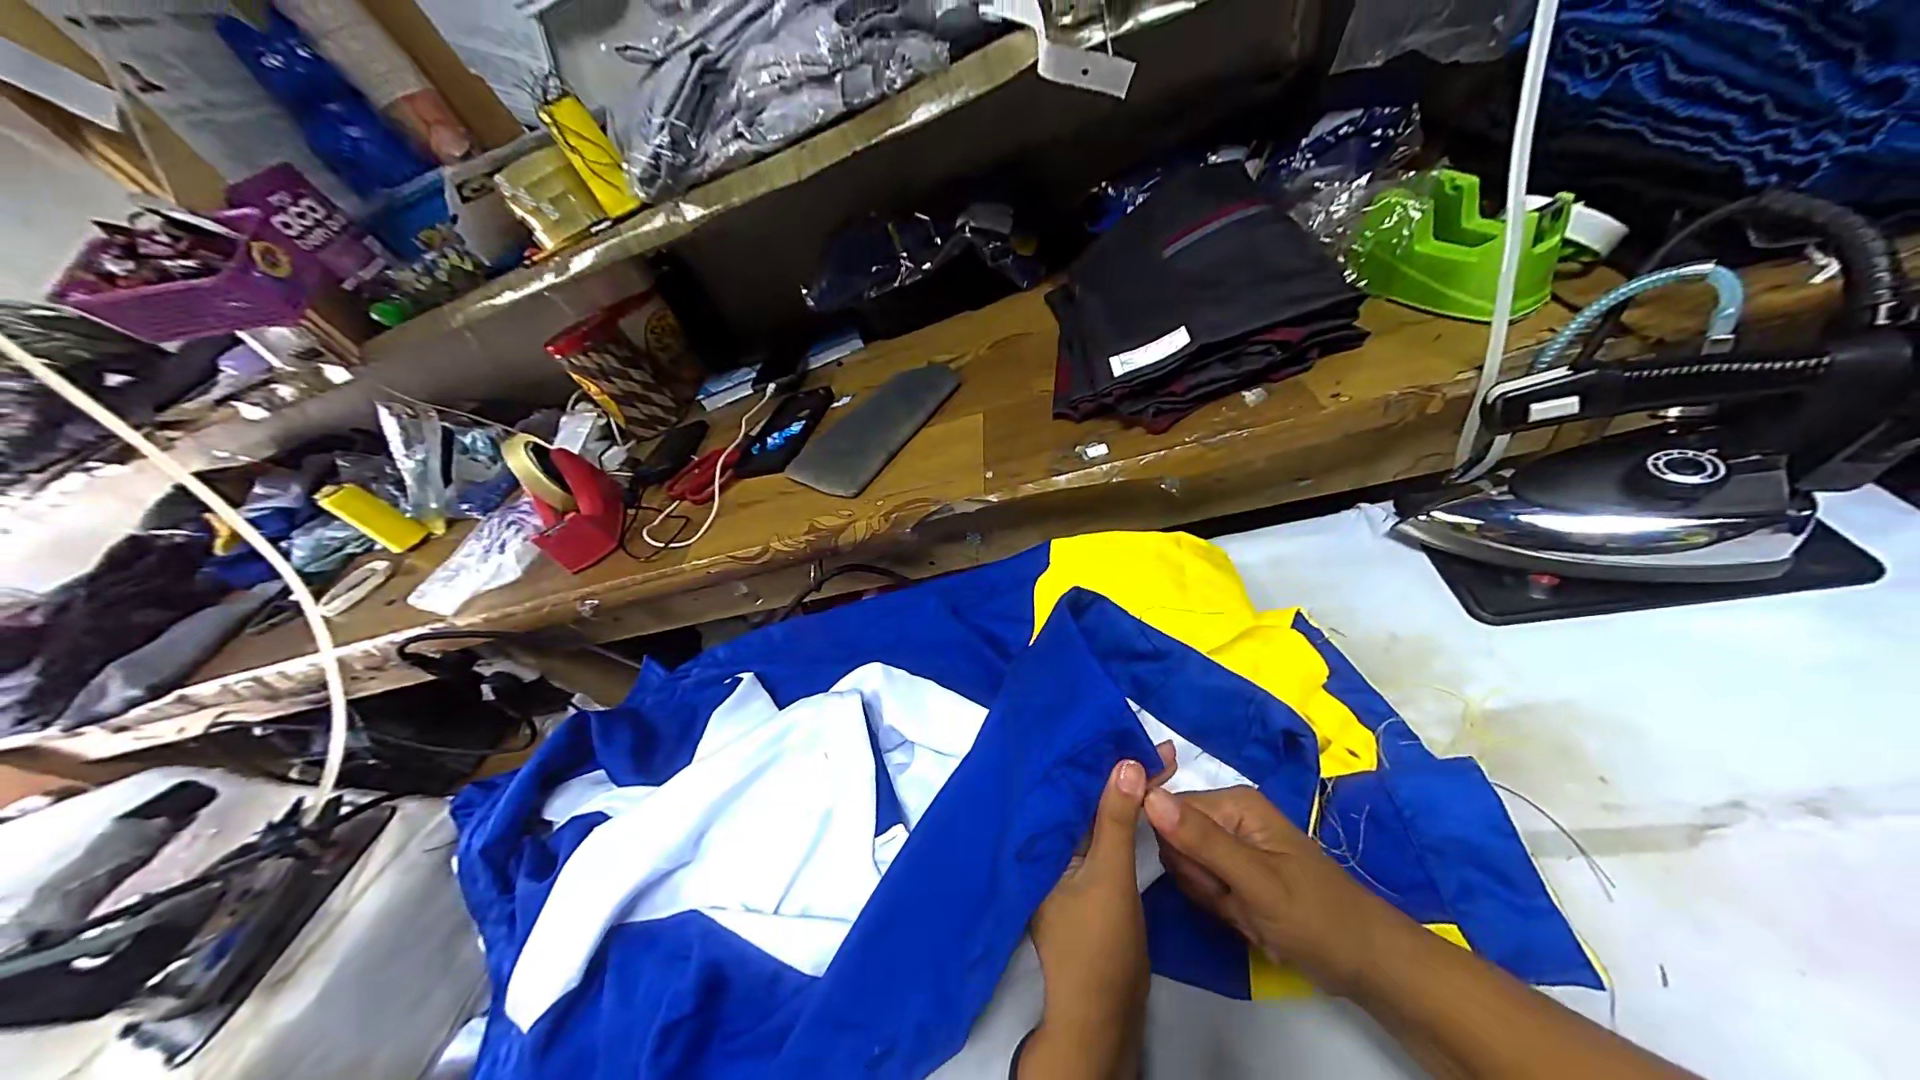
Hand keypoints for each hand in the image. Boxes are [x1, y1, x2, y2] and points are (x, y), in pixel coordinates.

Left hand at [1020, 745, 1173, 1079]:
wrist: (1104, 1012)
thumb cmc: (1097, 943)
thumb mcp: (1108, 876)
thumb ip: (1114, 820)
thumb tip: (1126, 762)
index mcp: (1037, 839)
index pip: (1064, 786)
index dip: (1093, 757)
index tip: (1123, 729)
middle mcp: (1045, 844)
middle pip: (1079, 796)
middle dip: (1110, 769)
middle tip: (1144, 738)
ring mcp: (1066, 861)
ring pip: (1093, 813)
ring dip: (1120, 790)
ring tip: (1151, 758)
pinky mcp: (1085, 876)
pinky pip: (1102, 834)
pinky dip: (1121, 815)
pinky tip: (1141, 797)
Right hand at [1143, 786, 1407, 997]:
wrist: (1365, 964)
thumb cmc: (1316, 917)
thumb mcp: (1256, 880)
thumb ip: (1201, 840)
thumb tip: (1147, 796)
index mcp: (1233, 801)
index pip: (1166, 809)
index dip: (1178, 848)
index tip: (1207, 877)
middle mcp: (1228, 815)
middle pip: (1174, 839)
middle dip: (1197, 876)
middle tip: (1233, 897)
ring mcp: (1231, 844)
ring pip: (1184, 865)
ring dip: (1208, 895)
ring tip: (1245, 909)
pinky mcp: (1233, 871)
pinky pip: (1201, 883)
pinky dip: (1218, 905)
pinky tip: (1245, 917)